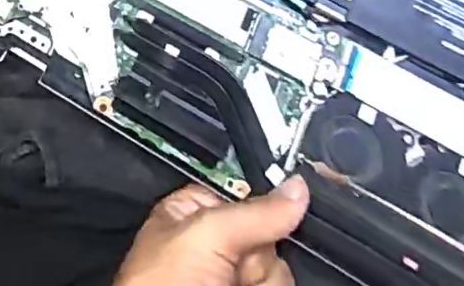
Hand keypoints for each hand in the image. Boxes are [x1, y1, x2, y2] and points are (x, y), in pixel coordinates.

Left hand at [116, 176, 310, 285]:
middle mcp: (216, 248)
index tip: (277, 212)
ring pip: (278, 272)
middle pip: (268, 236)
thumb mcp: (207, 234)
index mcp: (195, 215)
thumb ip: (254, 212)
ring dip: (264, 281)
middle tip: (235, 269)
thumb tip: (298, 186)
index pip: (245, 196)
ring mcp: (232, 280)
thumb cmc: (165, 284)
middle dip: (259, 254)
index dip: (261, 206)